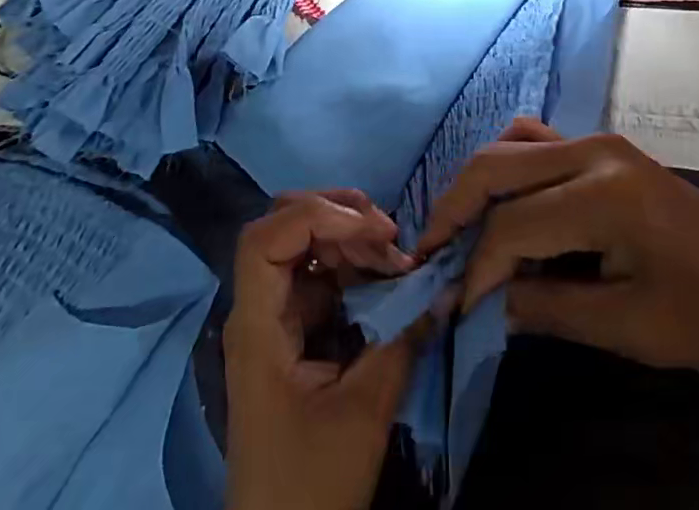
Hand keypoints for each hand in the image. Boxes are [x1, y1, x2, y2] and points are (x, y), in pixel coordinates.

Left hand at [224, 191, 426, 509]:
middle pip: (282, 229)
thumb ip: (402, 338)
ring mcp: (275, 321)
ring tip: (397, 261)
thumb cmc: (312, 480)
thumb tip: (441, 287)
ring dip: (352, 242)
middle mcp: (259, 312)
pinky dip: (354, 269)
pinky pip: (320, 280)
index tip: (376, 231)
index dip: (318, 216)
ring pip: (304, 249)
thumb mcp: (365, 409)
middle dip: (339, 216)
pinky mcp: (294, 334)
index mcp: (257, 327)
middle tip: (390, 234)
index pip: (267, 239)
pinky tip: (386, 280)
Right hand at [416, 120, 698, 374]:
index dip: (474, 272)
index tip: (452, 312)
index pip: (510, 226)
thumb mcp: (629, 329)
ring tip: (459, 236)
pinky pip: (537, 144)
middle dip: (454, 212)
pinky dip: (507, 173)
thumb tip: (480, 303)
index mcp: (605, 195)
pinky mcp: (608, 152)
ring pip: (511, 147)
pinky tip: (504, 209)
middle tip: (430, 260)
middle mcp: (595, 152)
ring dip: (477, 189)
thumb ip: (546, 310)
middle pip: (496, 167)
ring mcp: (602, 144)